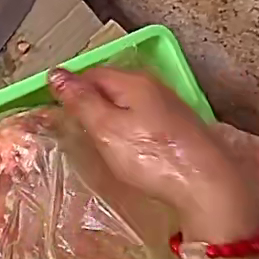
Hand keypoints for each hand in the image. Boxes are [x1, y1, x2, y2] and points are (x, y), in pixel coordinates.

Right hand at [48, 67, 258, 239]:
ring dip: (107, 111)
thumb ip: (81, 101)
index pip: (90, 73)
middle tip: (69, 121)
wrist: (206, 185)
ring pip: (128, 100)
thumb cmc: (151, 157)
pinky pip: (142, 116)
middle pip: (111, 84)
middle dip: (88, 97)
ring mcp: (169, 106)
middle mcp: (153, 86)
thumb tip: (56, 74)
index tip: (51, 105)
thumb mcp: (106, 128)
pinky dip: (126, 124)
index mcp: (132, 81)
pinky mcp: (178, 127)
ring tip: (92, 133)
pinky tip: (124, 142)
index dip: (69, 86)